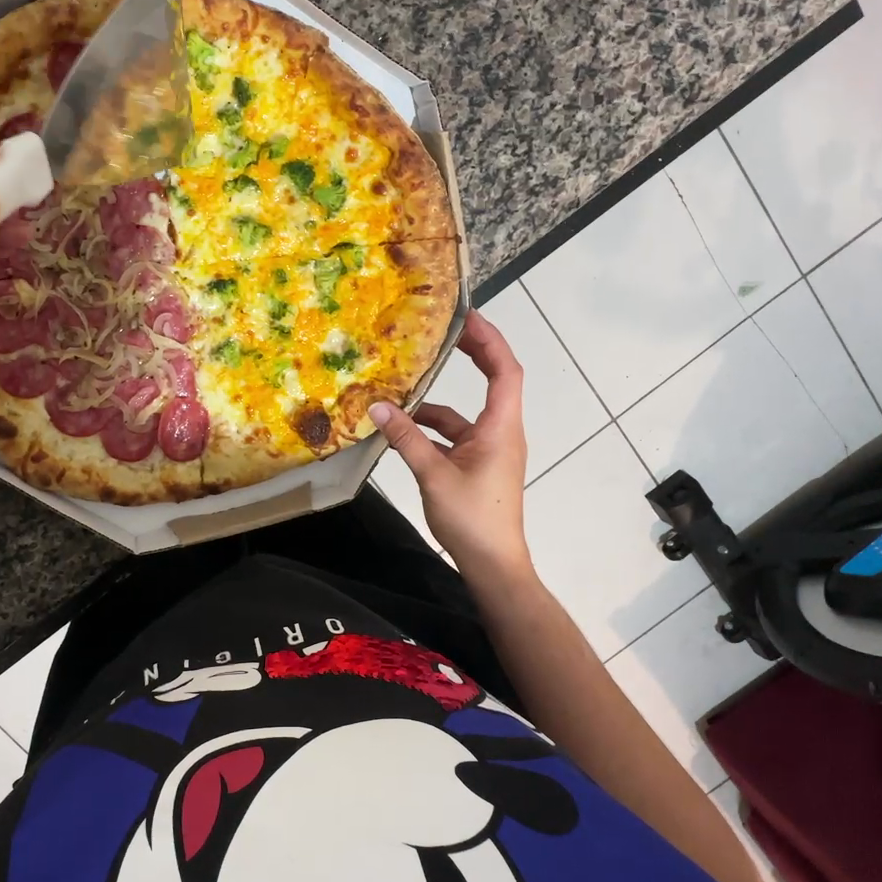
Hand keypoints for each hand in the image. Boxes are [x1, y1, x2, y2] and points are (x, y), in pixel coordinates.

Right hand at [369, 310, 530, 574]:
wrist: (493, 565)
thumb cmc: (472, 518)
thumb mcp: (433, 474)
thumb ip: (405, 438)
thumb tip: (376, 405)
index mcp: (501, 428)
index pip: (505, 370)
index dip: (489, 339)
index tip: (465, 317)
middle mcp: (501, 432)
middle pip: (494, 381)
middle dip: (471, 354)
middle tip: (440, 333)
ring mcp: (490, 450)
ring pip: (466, 412)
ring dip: (438, 400)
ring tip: (403, 386)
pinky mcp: (478, 465)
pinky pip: (455, 435)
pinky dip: (431, 428)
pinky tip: (401, 430)